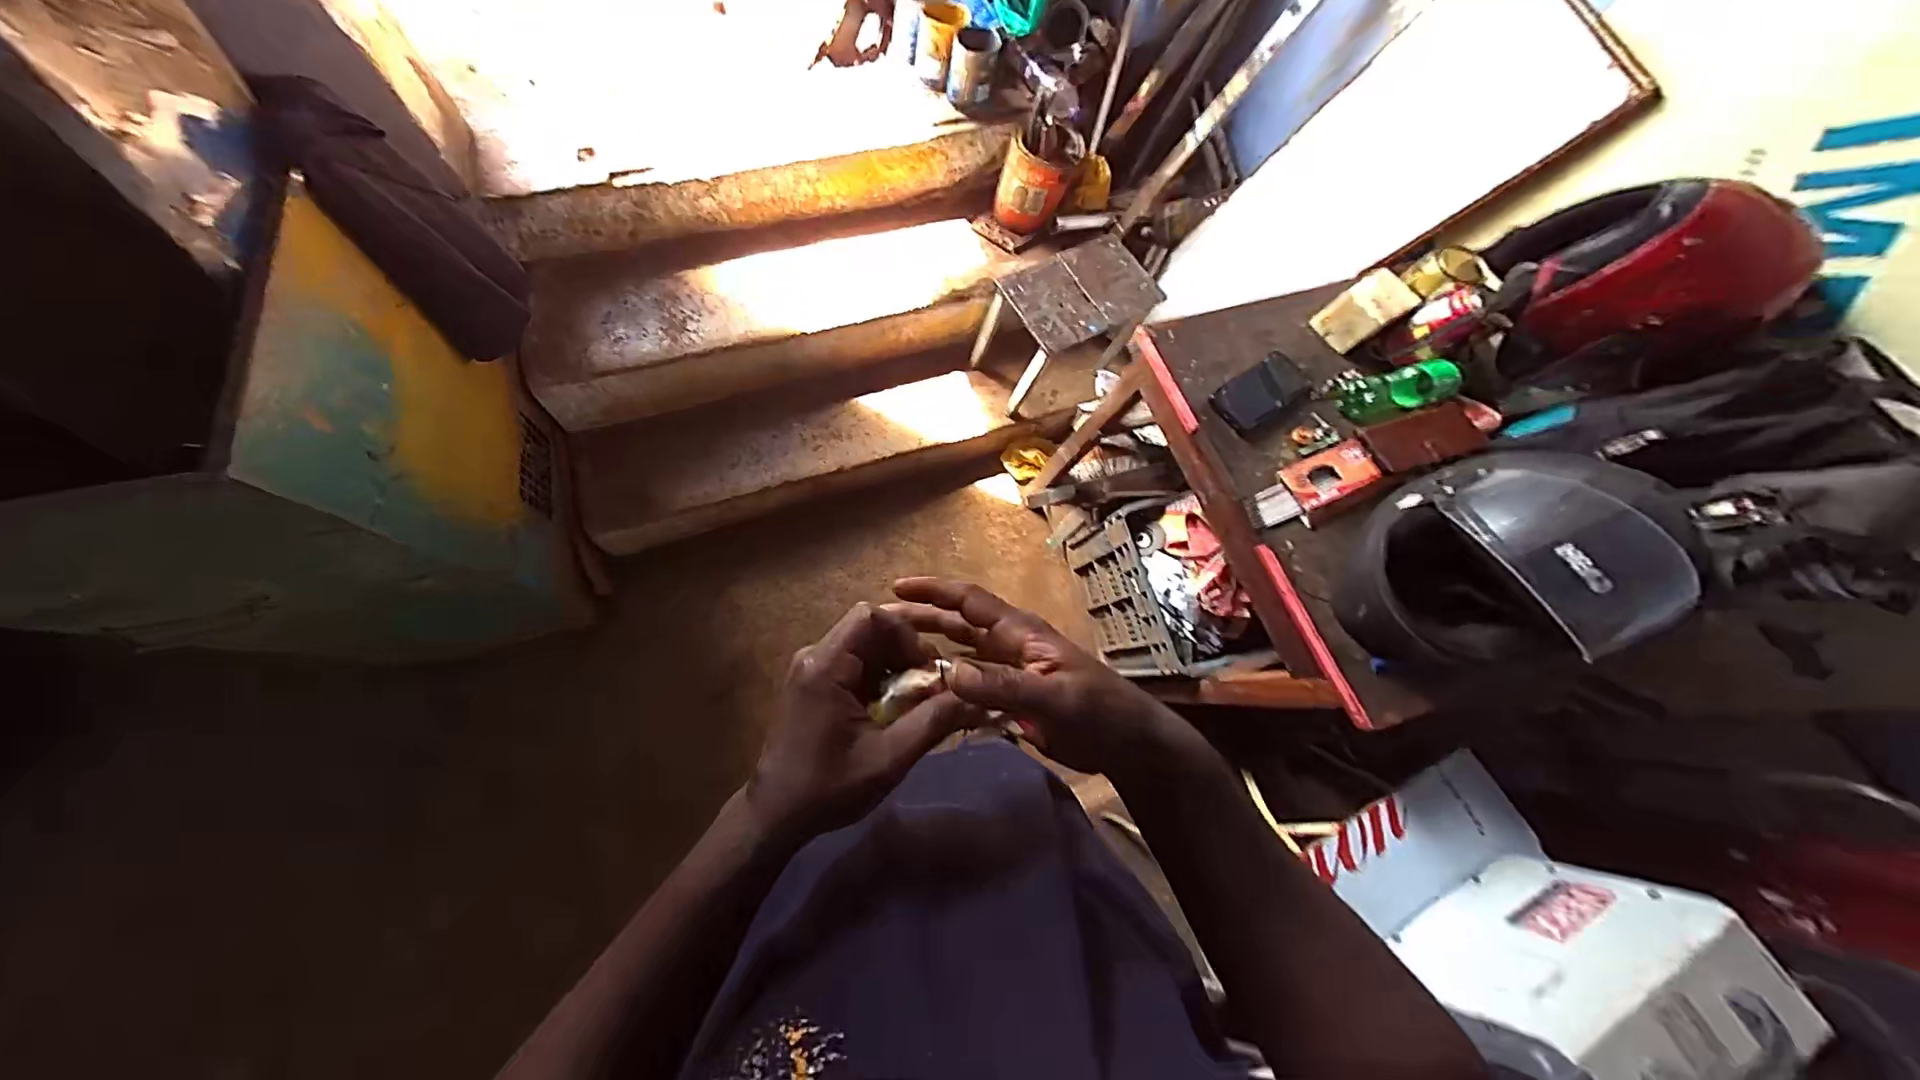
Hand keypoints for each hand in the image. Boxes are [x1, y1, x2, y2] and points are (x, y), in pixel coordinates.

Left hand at [745, 602, 982, 841]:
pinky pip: (855, 662)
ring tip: (919, 695)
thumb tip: (976, 699)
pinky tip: (897, 704)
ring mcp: (811, 669)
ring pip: (864, 644)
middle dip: (907, 648)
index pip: (871, 617)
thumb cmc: (828, 788)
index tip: (927, 667)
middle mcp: (814, 657)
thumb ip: (933, 722)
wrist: (776, 815)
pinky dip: (881, 675)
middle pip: (869, 627)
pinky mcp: (814, 683)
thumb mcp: (889, 758)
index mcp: (825, 666)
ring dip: (896, 662)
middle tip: (933, 680)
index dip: (906, 634)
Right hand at [887, 578, 1210, 783]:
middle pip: (958, 624)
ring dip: (930, 651)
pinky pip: (971, 685)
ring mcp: (1009, 671)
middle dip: (922, 619)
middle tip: (881, 623)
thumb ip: (1005, 685)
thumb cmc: (1099, 711)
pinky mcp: (1011, 697)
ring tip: (893, 656)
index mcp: (1020, 632)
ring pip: (961, 654)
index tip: (898, 588)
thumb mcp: (1055, 697)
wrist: (1125, 742)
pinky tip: (924, 694)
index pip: (970, 602)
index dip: (935, 592)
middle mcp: (1009, 645)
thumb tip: (950, 672)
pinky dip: (947, 684)